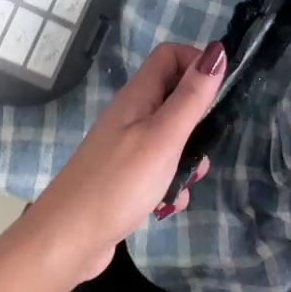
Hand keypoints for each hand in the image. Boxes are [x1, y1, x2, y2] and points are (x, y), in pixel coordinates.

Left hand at [23, 40, 225, 282]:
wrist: (68, 240)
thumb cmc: (119, 183)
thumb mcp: (164, 137)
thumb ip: (191, 97)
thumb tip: (218, 51)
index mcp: (137, 96)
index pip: (170, 56)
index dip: (198, 63)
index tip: (222, 91)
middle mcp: (131, 115)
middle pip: (175, 98)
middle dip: (199, 122)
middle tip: (206, 147)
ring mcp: (127, 147)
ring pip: (172, 139)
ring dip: (187, 159)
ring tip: (186, 182)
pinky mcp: (126, 177)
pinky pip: (160, 170)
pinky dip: (170, 184)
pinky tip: (168, 205)